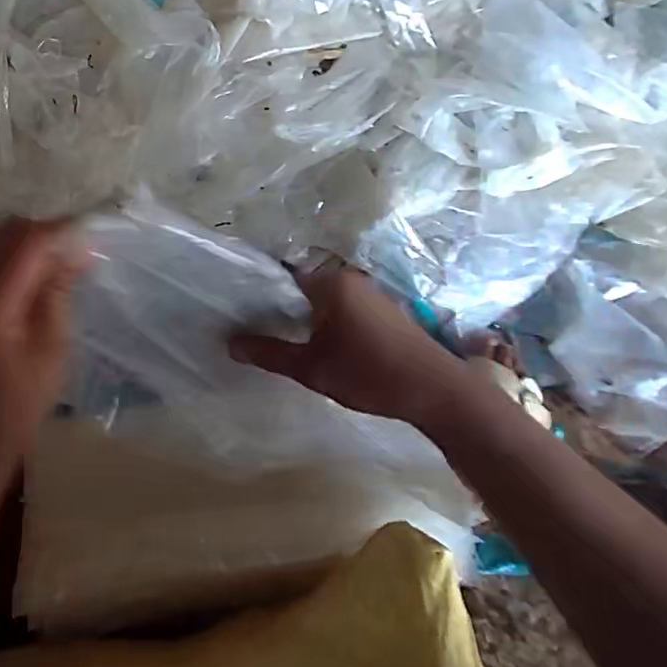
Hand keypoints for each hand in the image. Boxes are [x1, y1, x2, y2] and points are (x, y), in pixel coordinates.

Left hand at [0, 219, 84, 457]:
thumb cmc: (20, 400)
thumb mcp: (52, 347)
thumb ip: (57, 293)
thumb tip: (74, 253)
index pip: (25, 245)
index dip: (59, 231)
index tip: (89, 233)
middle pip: (1, 236)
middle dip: (41, 231)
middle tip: (75, 245)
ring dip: (19, 239)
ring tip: (53, 253)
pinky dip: (0, 252)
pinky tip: (23, 268)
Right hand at [229, 269, 473, 427]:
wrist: (433, 387)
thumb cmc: (369, 373)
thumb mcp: (313, 368)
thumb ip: (271, 354)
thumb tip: (232, 343)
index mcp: (331, 283)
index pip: (283, 279)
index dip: (261, 298)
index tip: (242, 317)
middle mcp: (351, 279)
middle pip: (305, 288)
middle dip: (284, 310)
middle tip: (259, 334)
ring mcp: (372, 293)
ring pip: (327, 300)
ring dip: (308, 319)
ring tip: (287, 343)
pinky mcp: (385, 310)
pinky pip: (346, 309)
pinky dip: (330, 322)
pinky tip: (324, 346)